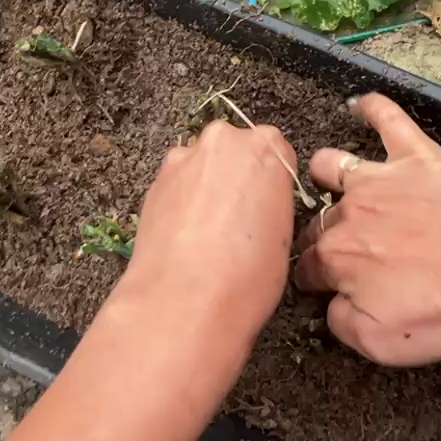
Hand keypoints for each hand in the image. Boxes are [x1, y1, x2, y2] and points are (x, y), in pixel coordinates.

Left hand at [123, 119, 301, 343]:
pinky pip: (177, 183)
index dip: (272, 184)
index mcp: (267, 147)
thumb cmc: (246, 274)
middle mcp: (225, 141)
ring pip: (203, 166)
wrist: (185, 300)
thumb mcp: (285, 235)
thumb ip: (273, 201)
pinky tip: (186, 235)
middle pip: (235, 151)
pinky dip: (182, 201)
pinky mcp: (156, 178)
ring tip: (208, 232)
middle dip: (236, 177)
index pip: (276, 153)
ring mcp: (185, 156)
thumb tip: (260, 205)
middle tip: (238, 219)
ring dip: (207, 187)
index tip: (268, 206)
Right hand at [295, 94, 440, 365]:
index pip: (307, 267)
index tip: (322, 289)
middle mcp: (350, 210)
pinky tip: (361, 106)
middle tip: (336, 251)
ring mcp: (382, 178)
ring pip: (332, 164)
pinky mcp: (418, 156)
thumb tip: (332, 305)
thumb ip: (342, 322)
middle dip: (317, 236)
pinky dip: (371, 108)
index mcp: (338, 257)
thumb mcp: (382, 343)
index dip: (311, 280)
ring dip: (325, 174)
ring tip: (330, 180)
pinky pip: (387, 119)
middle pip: (319, 221)